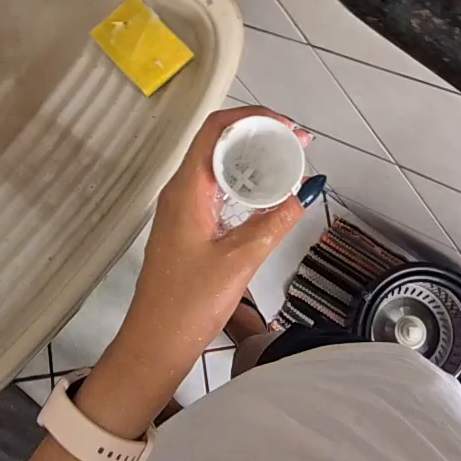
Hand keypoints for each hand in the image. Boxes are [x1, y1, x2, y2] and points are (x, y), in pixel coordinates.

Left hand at [82, 107, 311, 434]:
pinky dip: (244, 182)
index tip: (287, 126)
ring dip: (252, 158)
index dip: (252, 117)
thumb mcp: (240, 260)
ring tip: (289, 162)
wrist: (154, 343)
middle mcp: (181, 190)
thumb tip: (305, 192)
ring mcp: (182, 207)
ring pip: (218, 165)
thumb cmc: (190, 303)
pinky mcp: (187, 224)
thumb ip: (274, 222)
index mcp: (187, 189)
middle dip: (259, 134)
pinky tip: (268, 193)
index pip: (215, 129)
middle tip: (297, 143)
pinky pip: (217, 188)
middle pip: (218, 142)